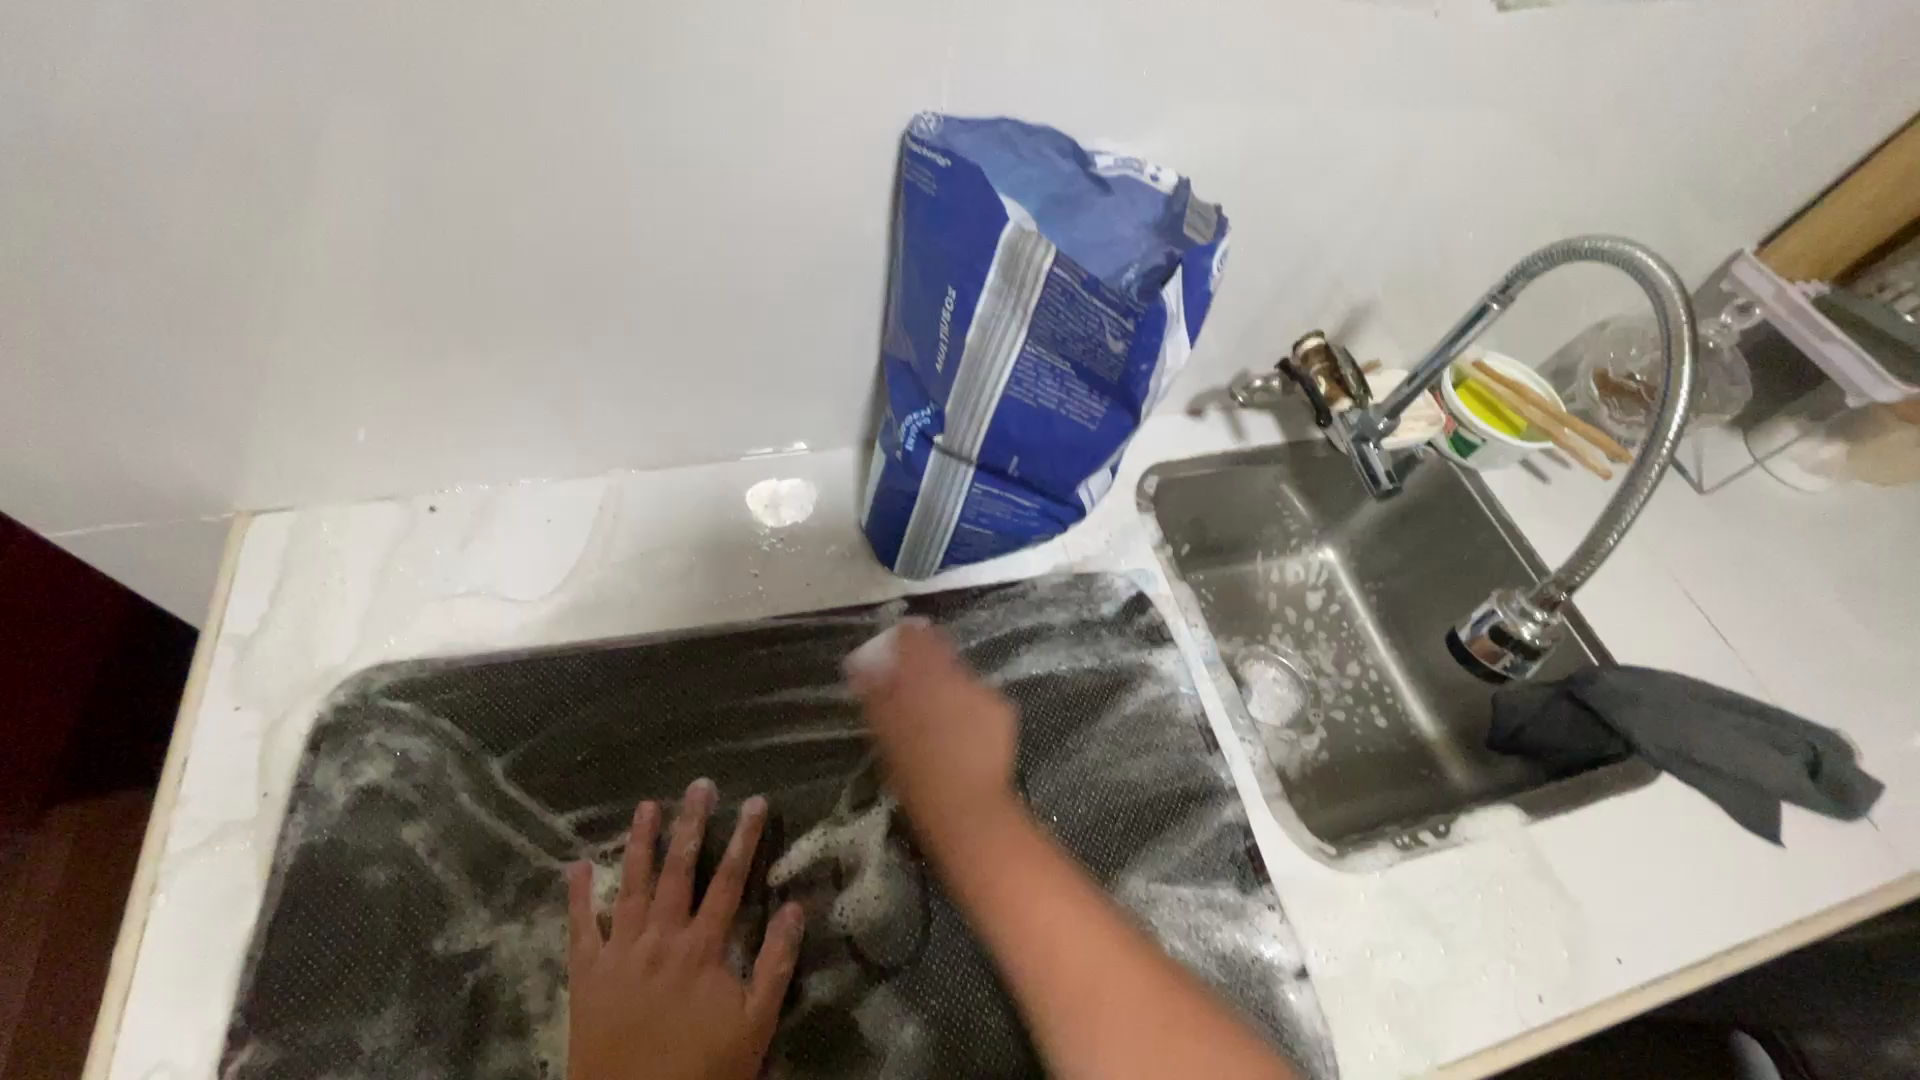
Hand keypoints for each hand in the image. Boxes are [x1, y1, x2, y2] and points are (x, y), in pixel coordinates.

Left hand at [566, 780, 805, 1079]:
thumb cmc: (702, 1069)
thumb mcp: (755, 1023)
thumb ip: (776, 962)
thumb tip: (794, 905)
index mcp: (702, 948)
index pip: (729, 880)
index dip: (744, 838)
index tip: (754, 801)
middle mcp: (660, 939)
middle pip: (679, 871)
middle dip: (691, 825)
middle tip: (698, 786)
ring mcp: (619, 954)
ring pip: (631, 886)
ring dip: (641, 844)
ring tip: (646, 806)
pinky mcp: (586, 975)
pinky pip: (580, 928)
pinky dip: (578, 896)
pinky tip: (578, 865)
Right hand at [843, 618, 1018, 839]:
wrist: (965, 805)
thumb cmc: (914, 776)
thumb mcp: (885, 734)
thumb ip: (876, 694)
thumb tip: (862, 667)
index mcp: (918, 677)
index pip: (911, 638)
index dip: (904, 638)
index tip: (898, 642)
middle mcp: (952, 675)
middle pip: (939, 651)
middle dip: (928, 660)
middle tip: (917, 682)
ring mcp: (981, 690)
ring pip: (961, 676)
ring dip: (950, 686)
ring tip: (943, 717)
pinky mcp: (1002, 708)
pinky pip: (981, 699)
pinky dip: (972, 708)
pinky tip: (967, 734)